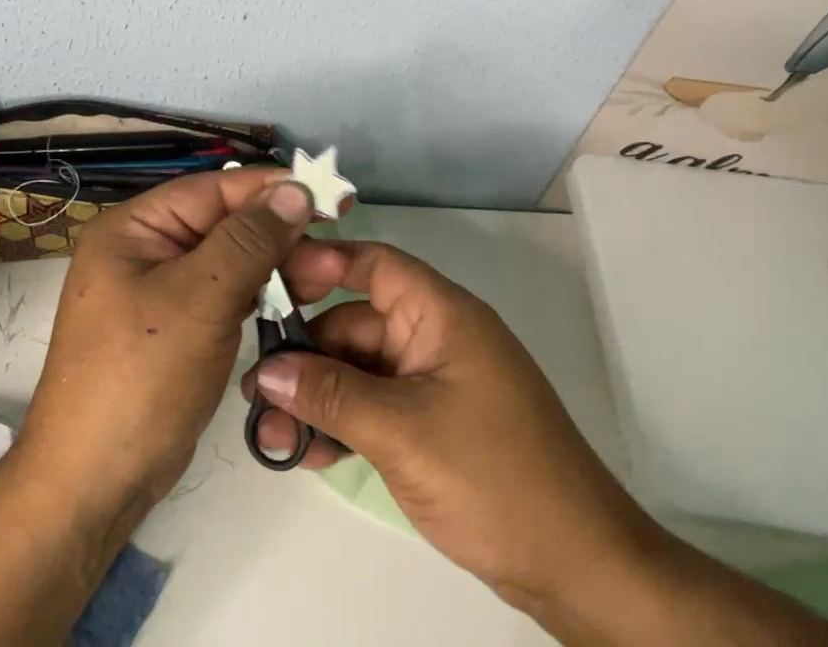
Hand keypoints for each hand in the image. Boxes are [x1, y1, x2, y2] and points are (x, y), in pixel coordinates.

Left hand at [15, 167, 314, 515]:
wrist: (96, 478)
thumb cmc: (143, 376)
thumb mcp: (201, 298)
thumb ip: (250, 240)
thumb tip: (295, 190)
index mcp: (133, 229)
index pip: (213, 190)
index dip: (274, 189)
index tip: (333, 195)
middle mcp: (143, 252)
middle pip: (223, 225)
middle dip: (280, 235)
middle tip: (337, 255)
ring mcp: (158, 294)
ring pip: (228, 262)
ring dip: (275, 266)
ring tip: (327, 278)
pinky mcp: (175, 331)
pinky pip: (223, 297)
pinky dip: (258, 296)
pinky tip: (294, 301)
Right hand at [241, 241, 671, 606]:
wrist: (574, 563)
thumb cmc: (493, 478)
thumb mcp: (402, 432)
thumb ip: (330, 395)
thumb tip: (267, 372)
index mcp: (442, 316)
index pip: (374, 264)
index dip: (320, 264)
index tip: (265, 284)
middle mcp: (436, 339)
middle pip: (354, 324)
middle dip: (303, 356)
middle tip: (253, 392)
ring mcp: (434, 385)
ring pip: (358, 373)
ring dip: (315, 399)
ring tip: (269, 435)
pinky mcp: (432, 425)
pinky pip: (374, 408)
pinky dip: (341, 425)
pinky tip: (306, 453)